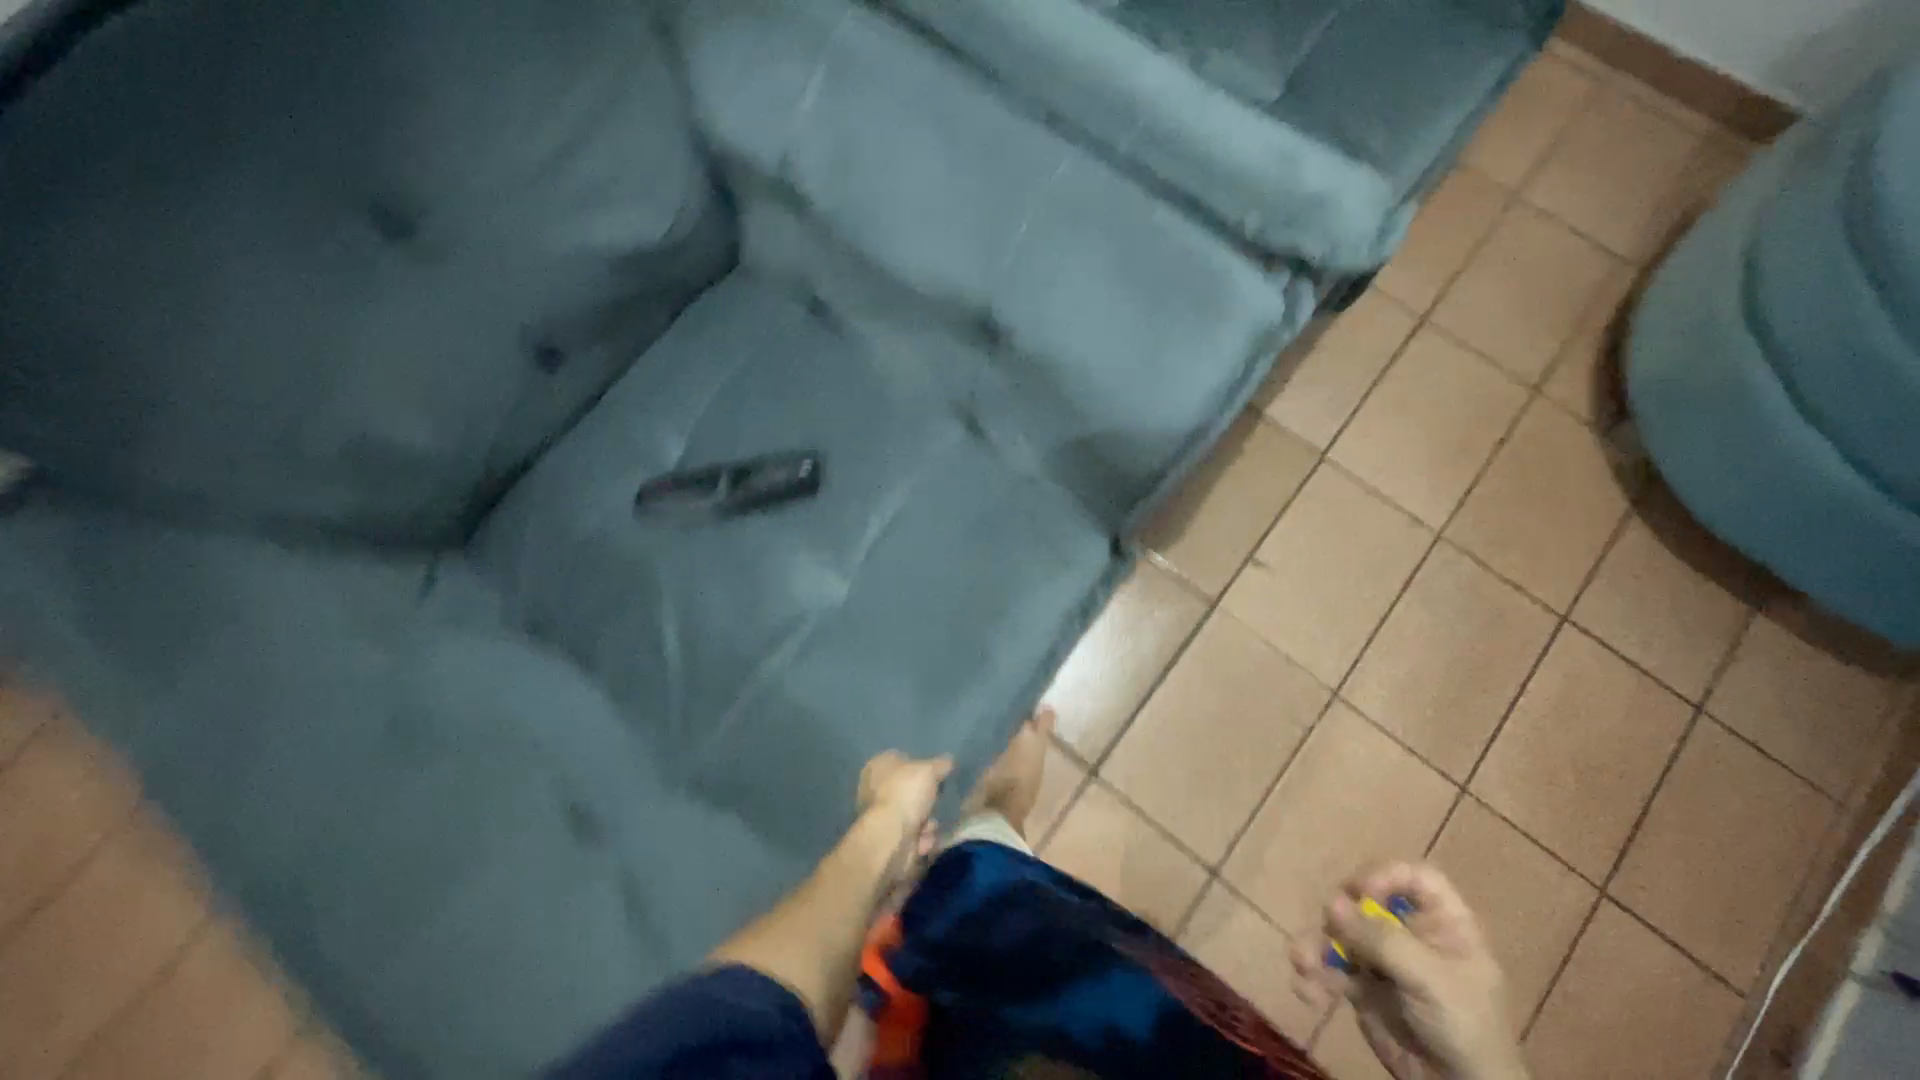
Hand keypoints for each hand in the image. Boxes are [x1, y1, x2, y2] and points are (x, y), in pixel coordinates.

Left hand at [856, 752, 951, 874]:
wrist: (891, 839)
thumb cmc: (906, 795)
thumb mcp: (929, 770)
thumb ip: (940, 764)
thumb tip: (947, 761)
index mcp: (877, 766)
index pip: (899, 759)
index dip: (918, 765)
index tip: (935, 774)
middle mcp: (874, 789)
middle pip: (908, 789)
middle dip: (925, 798)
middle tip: (937, 799)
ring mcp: (880, 816)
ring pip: (912, 814)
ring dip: (927, 822)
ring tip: (930, 825)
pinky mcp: (888, 839)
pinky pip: (912, 835)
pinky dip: (922, 838)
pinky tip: (925, 839)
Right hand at [1292, 864, 1527, 1079]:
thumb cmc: (1464, 1027)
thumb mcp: (1431, 980)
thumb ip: (1382, 940)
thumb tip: (1332, 903)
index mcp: (1442, 924)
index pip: (1413, 877)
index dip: (1385, 875)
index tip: (1362, 893)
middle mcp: (1410, 934)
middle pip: (1363, 900)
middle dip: (1338, 916)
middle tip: (1330, 933)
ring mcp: (1383, 961)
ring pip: (1338, 934)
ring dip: (1314, 947)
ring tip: (1304, 966)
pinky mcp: (1362, 988)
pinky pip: (1328, 969)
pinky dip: (1312, 977)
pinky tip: (1309, 992)